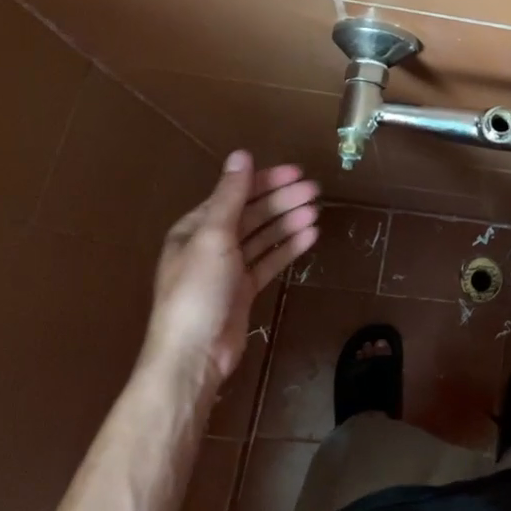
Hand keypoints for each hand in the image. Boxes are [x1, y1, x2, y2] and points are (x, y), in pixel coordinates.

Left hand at [144, 150, 319, 381]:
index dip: (266, 181)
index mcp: (195, 227)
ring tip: (316, 212)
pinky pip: (269, 261)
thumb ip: (230, 195)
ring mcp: (228, 269)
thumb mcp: (213, 236)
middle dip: (282, 200)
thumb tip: (241, 154)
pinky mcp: (243, 290)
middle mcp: (210, 244)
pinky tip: (310, 237)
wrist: (193, 356)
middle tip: (315, 191)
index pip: (235, 194)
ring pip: (263, 236)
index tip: (297, 173)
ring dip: (288, 222)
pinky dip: (288, 247)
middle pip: (252, 213)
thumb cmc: (198, 291)